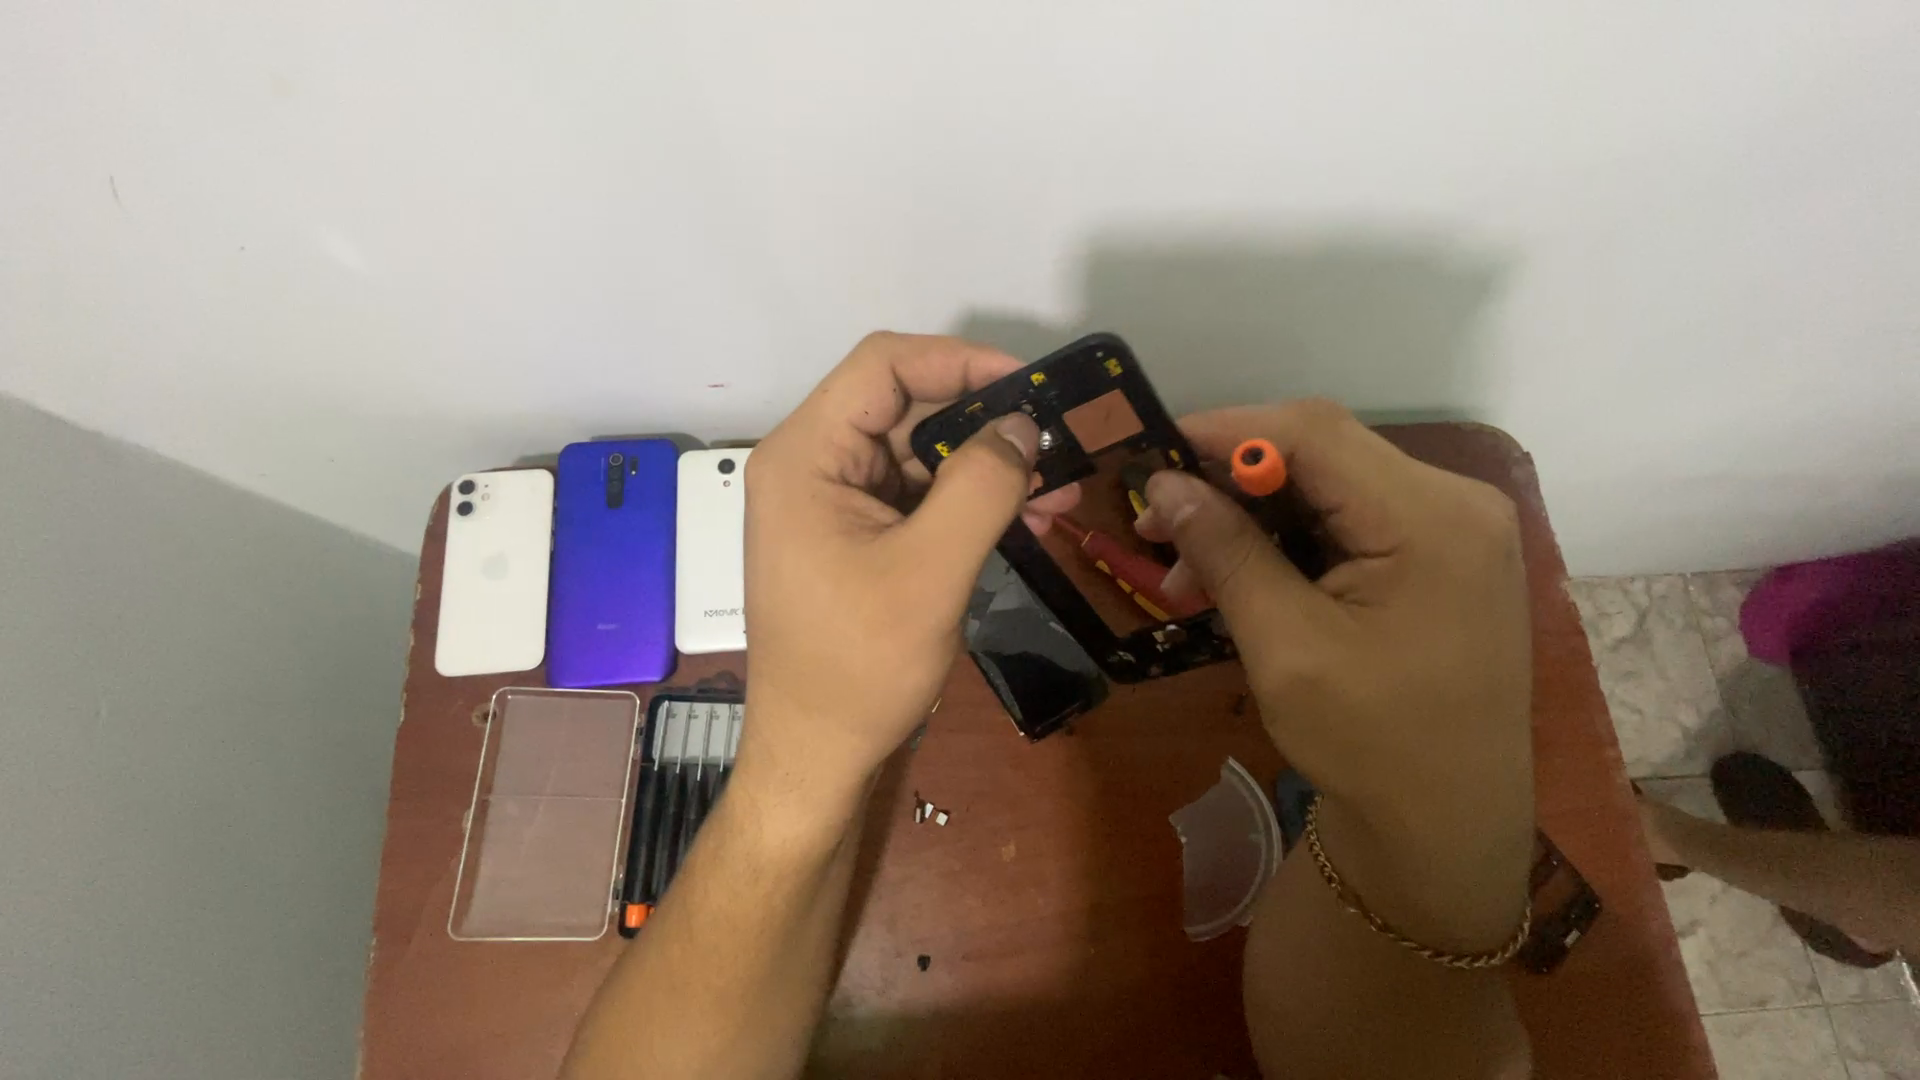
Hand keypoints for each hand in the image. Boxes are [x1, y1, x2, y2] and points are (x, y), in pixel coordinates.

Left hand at [738, 333, 1078, 799]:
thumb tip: (1022, 424)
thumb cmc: (859, 667)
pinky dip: (972, 504)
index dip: (959, 361)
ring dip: (989, 469)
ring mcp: (837, 503)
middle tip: (1058, 445)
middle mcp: (815, 466)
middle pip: (908, 410)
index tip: (1029, 385)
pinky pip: (922, 500)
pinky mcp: (861, 537)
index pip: (883, 367)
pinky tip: (1030, 517)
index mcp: (807, 456)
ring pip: (923, 457)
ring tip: (1060, 490)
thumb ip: (979, 486)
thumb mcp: (929, 571)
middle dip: (986, 425)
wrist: (819, 753)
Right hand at [1136, 401, 1533, 941]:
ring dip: (1246, 520)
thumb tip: (1163, 484)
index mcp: (1431, 518)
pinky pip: (1342, 523)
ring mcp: (1449, 531)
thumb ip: (1226, 551)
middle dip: (1226, 483)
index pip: (1311, 432)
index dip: (1222, 431)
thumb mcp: (1284, 645)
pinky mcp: (1434, 558)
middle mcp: (1453, 503)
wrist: (1446, 828)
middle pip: (1318, 454)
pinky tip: (1235, 582)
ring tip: (1184, 576)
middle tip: (1154, 526)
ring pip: (1322, 488)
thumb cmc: (1370, 744)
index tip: (1149, 456)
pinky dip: (1280, 543)